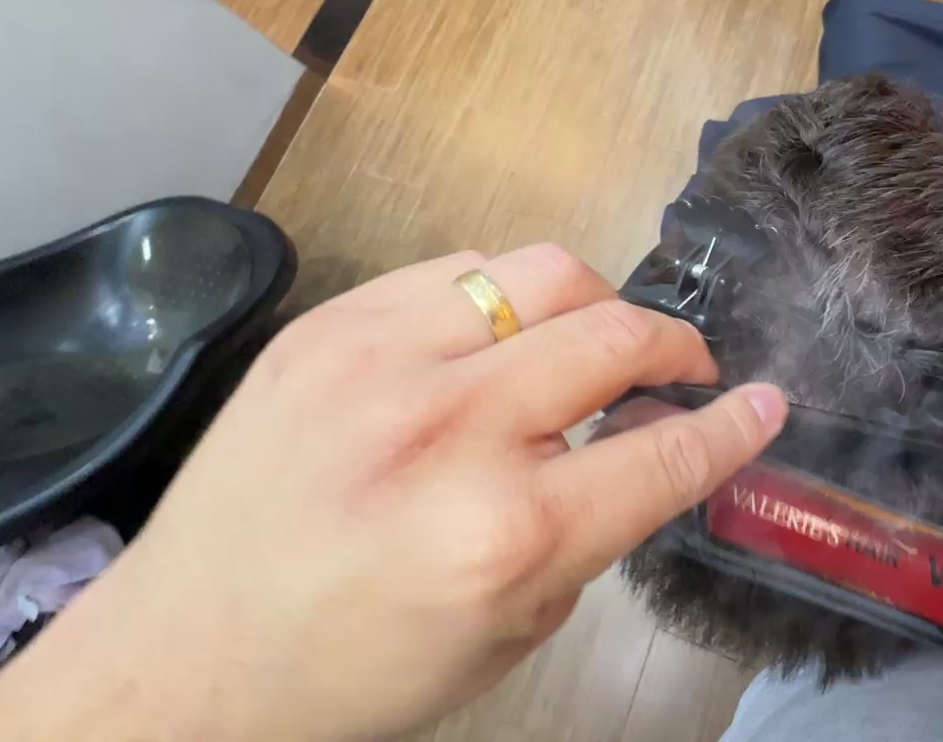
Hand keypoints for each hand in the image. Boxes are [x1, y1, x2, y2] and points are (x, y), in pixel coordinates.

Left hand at [0, 244, 786, 741]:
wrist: (175, 663)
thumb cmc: (361, 672)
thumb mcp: (515, 627)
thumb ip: (600, 521)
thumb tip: (652, 429)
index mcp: (503, 536)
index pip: (661, 456)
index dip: (731, 426)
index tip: (767, 402)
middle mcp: (447, 432)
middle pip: (613, 336)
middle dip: (675, 348)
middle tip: (680, 371)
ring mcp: (378, 360)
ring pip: (546, 273)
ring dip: (597, 306)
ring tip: (590, 343)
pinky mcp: (330, 323)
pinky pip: (464, 270)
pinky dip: (509, 301)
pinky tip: (498, 341)